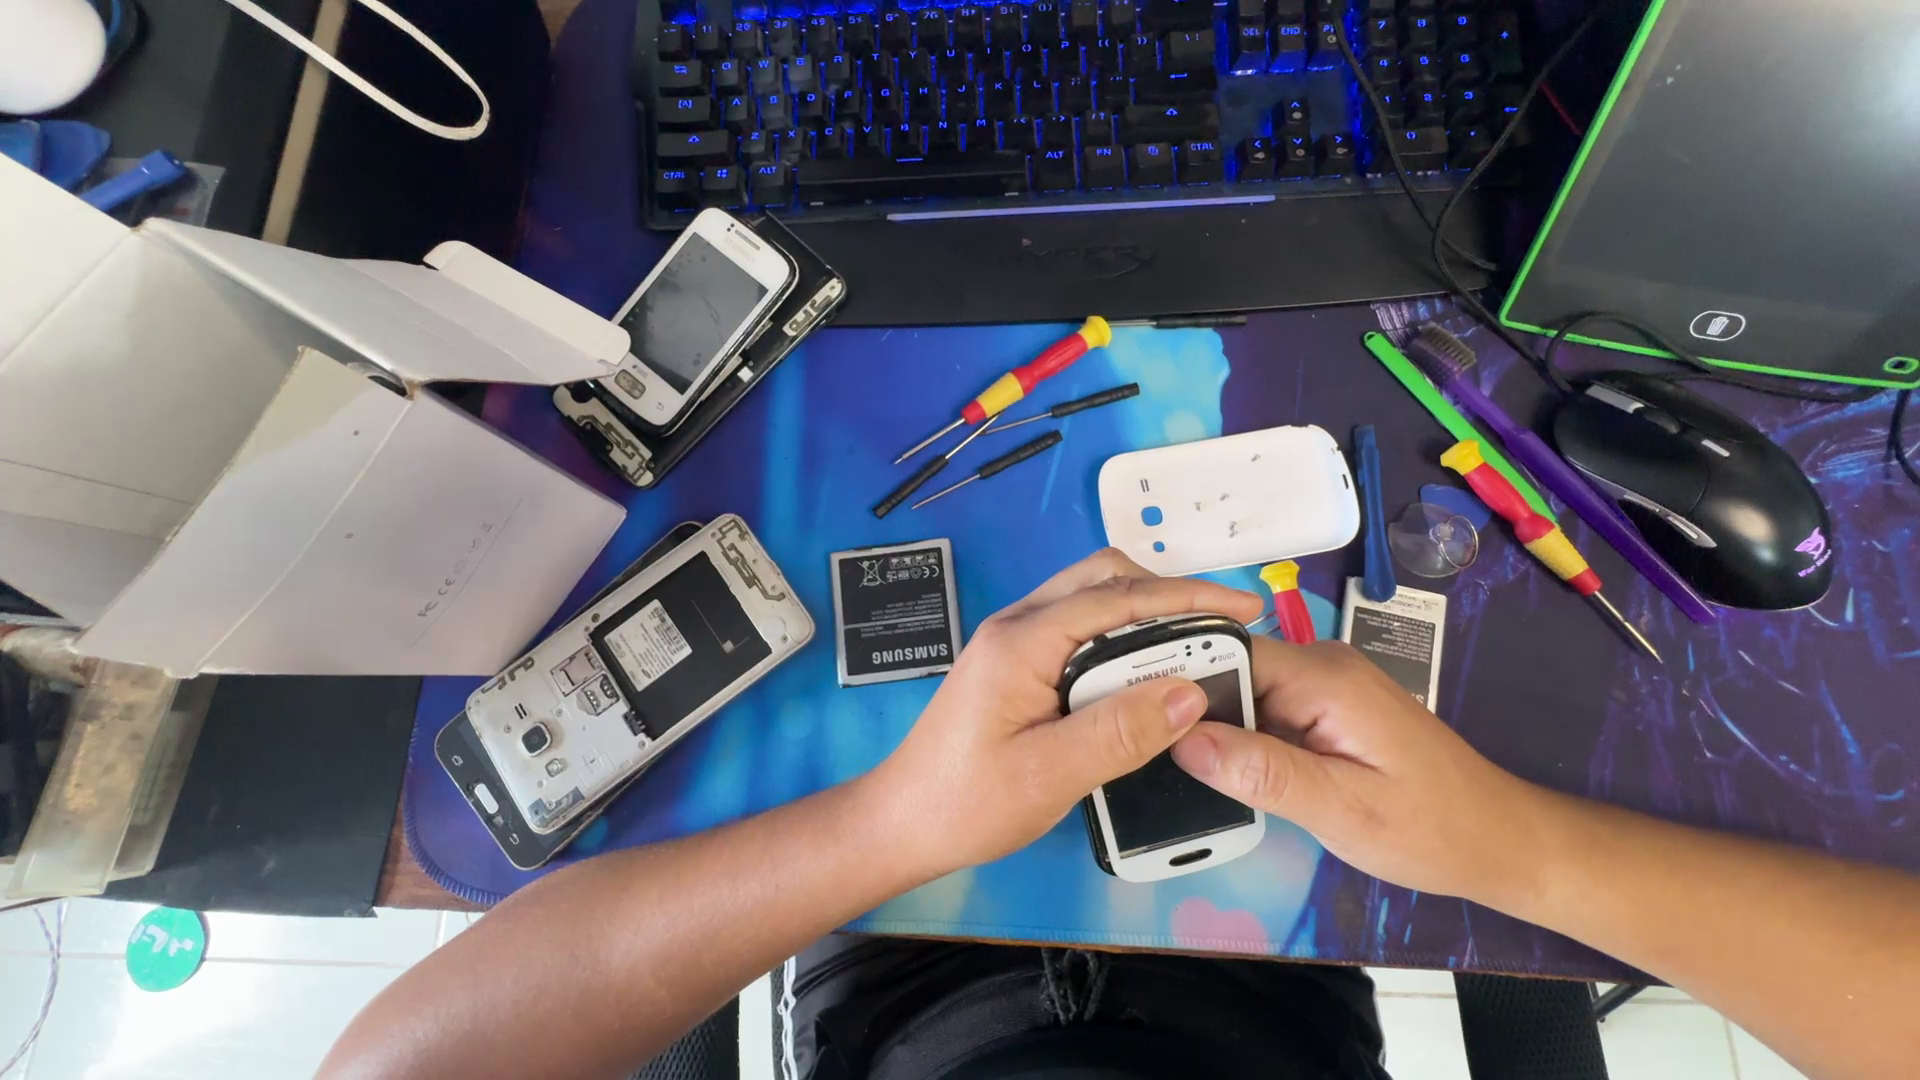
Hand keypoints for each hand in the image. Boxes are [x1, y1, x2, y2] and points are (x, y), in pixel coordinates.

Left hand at [868, 549, 1263, 878]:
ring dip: (1142, 611)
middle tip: (1217, 628)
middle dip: (1165, 591)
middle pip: (1100, 578)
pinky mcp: (1013, 662)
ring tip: (1191, 646)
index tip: (1242, 609)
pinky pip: (1075, 627)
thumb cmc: (968, 802)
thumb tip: (1189, 693)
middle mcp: (1016, 625)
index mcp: (1023, 641)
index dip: (1185, 596)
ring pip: (1087, 598)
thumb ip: (1118, 732)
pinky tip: (1140, 671)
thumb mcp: (1049, 775)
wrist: (903, 820)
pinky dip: (1118, 635)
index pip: (1116, 596)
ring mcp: (1012, 640)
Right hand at [1170, 639, 1545, 901]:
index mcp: (1322, 676)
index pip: (1224, 652)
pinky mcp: (1319, 705)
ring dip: (1205, 718)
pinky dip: (1232, 730)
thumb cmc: (1430, 829)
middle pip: (1224, 664)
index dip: (1174, 676)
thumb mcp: (1344, 810)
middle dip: (1182, 699)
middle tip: (1134, 739)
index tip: (1128, 709)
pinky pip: (1258, 704)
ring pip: (1236, 685)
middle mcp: (1317, 664)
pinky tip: (1207, 758)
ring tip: (1159, 750)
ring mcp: (1318, 683)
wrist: (1499, 841)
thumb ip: (1264, 772)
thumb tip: (1182, 738)